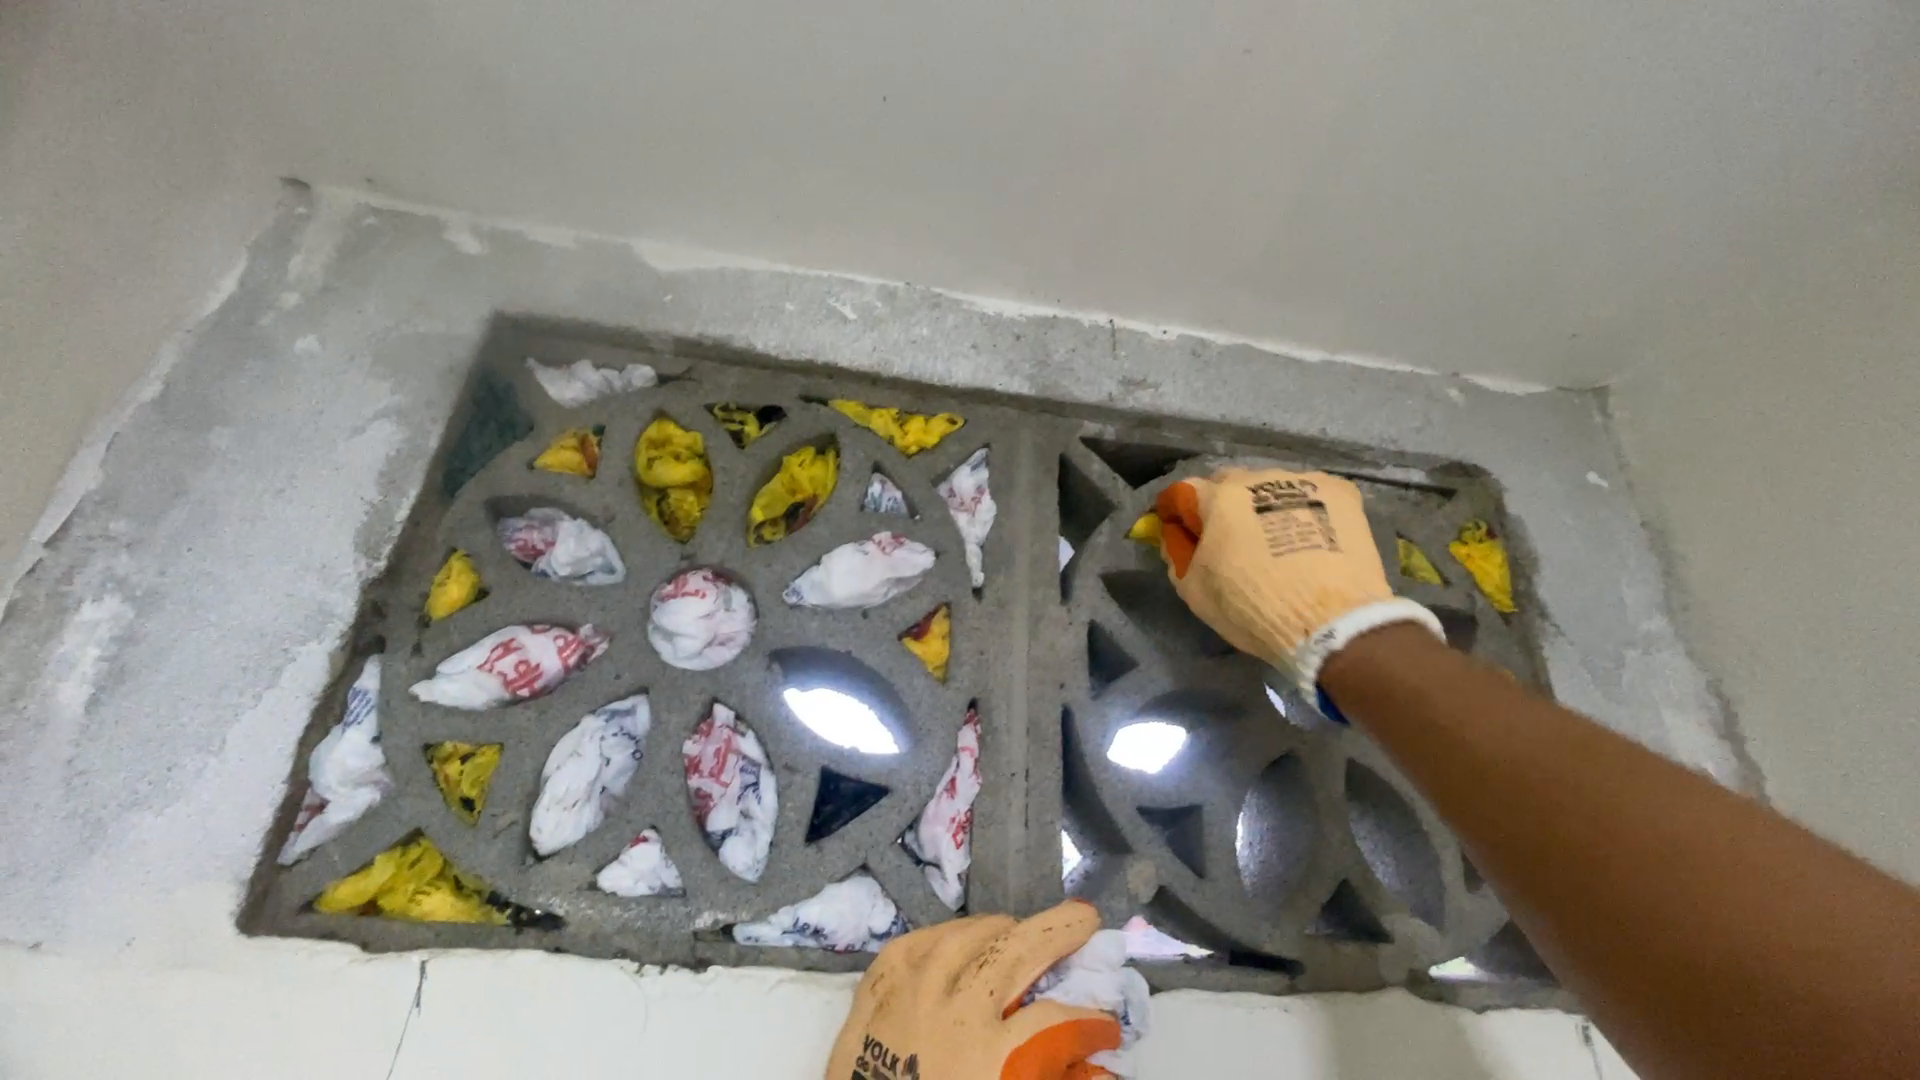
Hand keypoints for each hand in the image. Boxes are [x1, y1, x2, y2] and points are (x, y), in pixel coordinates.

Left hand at [827, 901, 1122, 1079]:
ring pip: (962, 937)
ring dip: (998, 929)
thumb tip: (1097, 1068)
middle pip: (1014, 952)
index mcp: (991, 1059)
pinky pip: (912, 944)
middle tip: (1084, 918)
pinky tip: (960, 937)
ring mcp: (908, 995)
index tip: (1108, 1024)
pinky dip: (940, 936)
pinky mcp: (873, 993)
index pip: (1057, 1022)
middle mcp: (952, 1013)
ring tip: (1020, 928)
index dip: (1091, 1021)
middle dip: (1057, 930)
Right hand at [1154, 468, 1441, 691]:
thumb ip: (1177, 555)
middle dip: (1222, 507)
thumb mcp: (1194, 590)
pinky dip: (1303, 511)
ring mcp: (1304, 482)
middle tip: (1229, 541)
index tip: (1178, 532)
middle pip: (1229, 485)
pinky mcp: (1342, 494)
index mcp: (1219, 497)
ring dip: (1265, 507)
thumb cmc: (1253, 607)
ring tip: (1276, 542)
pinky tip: (1310, 539)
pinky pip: (1310, 495)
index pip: (1181, 492)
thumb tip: (1175, 537)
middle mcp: (1260, 478)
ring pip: (1272, 488)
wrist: (1332, 621)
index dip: (1174, 513)